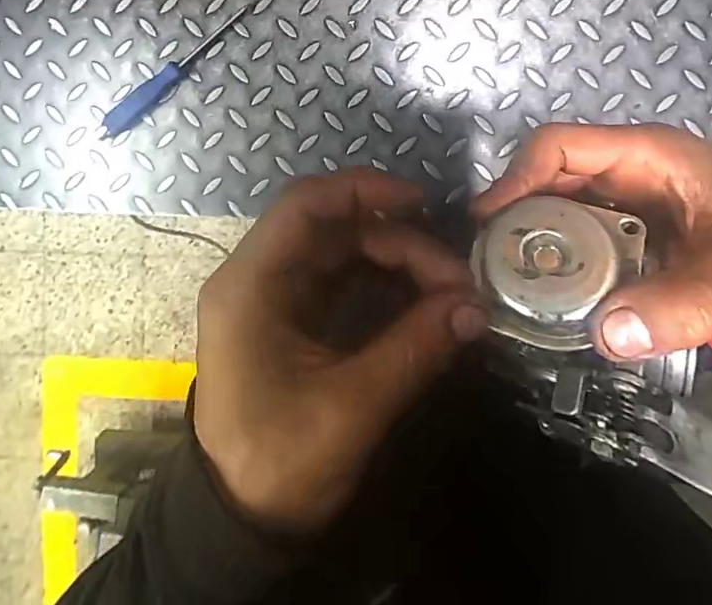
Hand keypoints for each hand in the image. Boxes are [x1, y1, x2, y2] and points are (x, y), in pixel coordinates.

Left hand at [195, 170, 487, 531]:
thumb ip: (413, 350)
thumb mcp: (350, 408)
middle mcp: (256, 276)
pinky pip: (339, 278)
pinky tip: (419, 297)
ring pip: (339, 250)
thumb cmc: (278, 462)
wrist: (236, 521)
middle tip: (454, 277)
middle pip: (331, 227)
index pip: (304, 205)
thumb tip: (476, 309)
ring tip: (446, 288)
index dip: (363, 190)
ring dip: (393, 259)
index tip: (422, 202)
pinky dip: (380, 281)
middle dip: (396, 240)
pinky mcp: (289, 316)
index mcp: (250, 284)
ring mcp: (272, 295)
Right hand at [473, 123, 711, 360]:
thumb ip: (682, 305)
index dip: (518, 176)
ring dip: (539, 236)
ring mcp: (640, 199)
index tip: (489, 223)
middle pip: (554, 174)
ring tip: (511, 278)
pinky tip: (555, 291)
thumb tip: (604, 335)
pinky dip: (566, 256)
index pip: (562, 146)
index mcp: (653, 155)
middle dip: (519, 211)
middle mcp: (637, 168)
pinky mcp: (646, 229)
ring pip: (567, 205)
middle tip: (492, 262)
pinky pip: (589, 234)